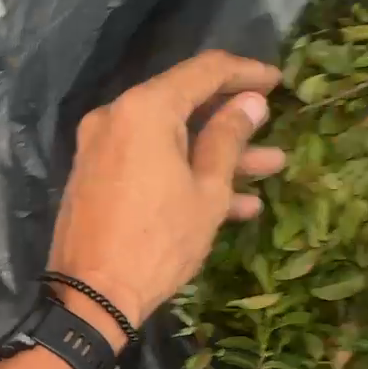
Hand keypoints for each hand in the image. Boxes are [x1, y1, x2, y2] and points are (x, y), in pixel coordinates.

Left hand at [46, 51, 283, 330]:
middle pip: (182, 105)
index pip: (203, 71)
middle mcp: (113, 118)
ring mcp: (98, 150)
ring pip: (168, 140)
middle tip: (273, 130)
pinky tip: (234, 202)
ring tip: (270, 167)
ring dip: (216, 154)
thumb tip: (249, 102)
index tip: (277, 82)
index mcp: (142, 109)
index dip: (245, 73)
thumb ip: (228, 139)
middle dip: (232, 121)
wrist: (90, 297)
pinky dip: (182, 173)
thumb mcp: (207, 191)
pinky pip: (146, 163)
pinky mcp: (94, 179)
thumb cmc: (158, 243)